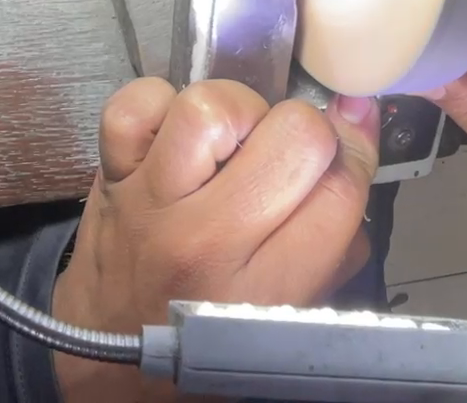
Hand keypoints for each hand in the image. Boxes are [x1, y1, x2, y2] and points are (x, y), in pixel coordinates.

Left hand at [52, 79, 379, 402]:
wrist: (108, 365)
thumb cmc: (204, 334)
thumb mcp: (288, 313)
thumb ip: (336, 239)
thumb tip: (357, 133)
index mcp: (265, 293)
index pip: (340, 193)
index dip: (355, 156)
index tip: (345, 149)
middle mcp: (208, 241)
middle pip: (294, 136)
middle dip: (306, 130)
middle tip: (287, 151)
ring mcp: (152, 201)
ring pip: (213, 106)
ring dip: (236, 109)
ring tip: (232, 138)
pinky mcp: (111, 172)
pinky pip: (135, 103)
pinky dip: (159, 102)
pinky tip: (173, 132)